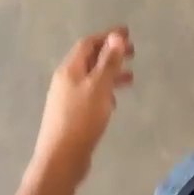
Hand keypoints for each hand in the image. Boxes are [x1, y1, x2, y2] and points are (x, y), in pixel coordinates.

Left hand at [29, 27, 134, 188]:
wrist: (60, 161)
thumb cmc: (82, 119)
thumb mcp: (100, 86)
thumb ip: (109, 61)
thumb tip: (116, 36)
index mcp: (69, 69)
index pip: (88, 43)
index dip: (107, 36)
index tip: (128, 34)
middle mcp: (65, 80)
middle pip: (89, 59)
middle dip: (111, 54)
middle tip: (133, 53)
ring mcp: (66, 99)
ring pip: (91, 77)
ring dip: (110, 73)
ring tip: (130, 78)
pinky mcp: (70, 115)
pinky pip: (90, 94)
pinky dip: (104, 90)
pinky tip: (114, 102)